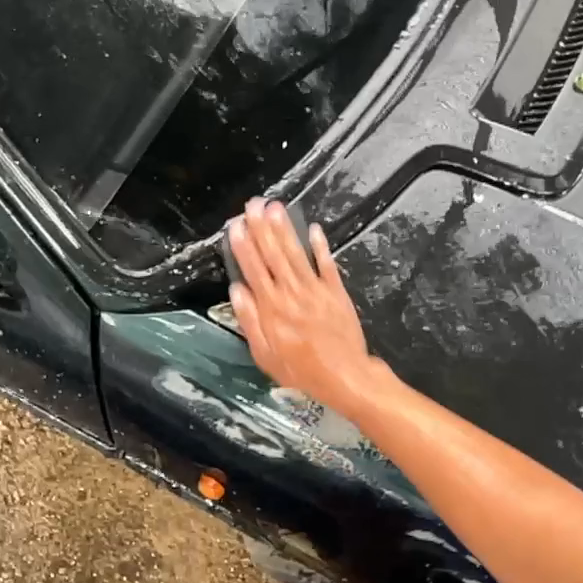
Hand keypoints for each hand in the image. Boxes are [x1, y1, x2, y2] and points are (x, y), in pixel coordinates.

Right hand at [227, 199, 389, 415]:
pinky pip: (327, 265)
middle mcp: (291, 293)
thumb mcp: (265, 355)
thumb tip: (237, 291)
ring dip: (285, 229)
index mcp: (272, 308)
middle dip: (262, 228)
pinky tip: (313, 228)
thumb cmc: (301, 371)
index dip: (244, 246)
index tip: (236, 225)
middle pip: (273, 255)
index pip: (254, 270)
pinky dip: (320, 246)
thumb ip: (250, 322)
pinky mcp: (336, 292)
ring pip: (296, 254)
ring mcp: (315, 290)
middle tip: (253, 204)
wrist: (346, 378)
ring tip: (275, 207)